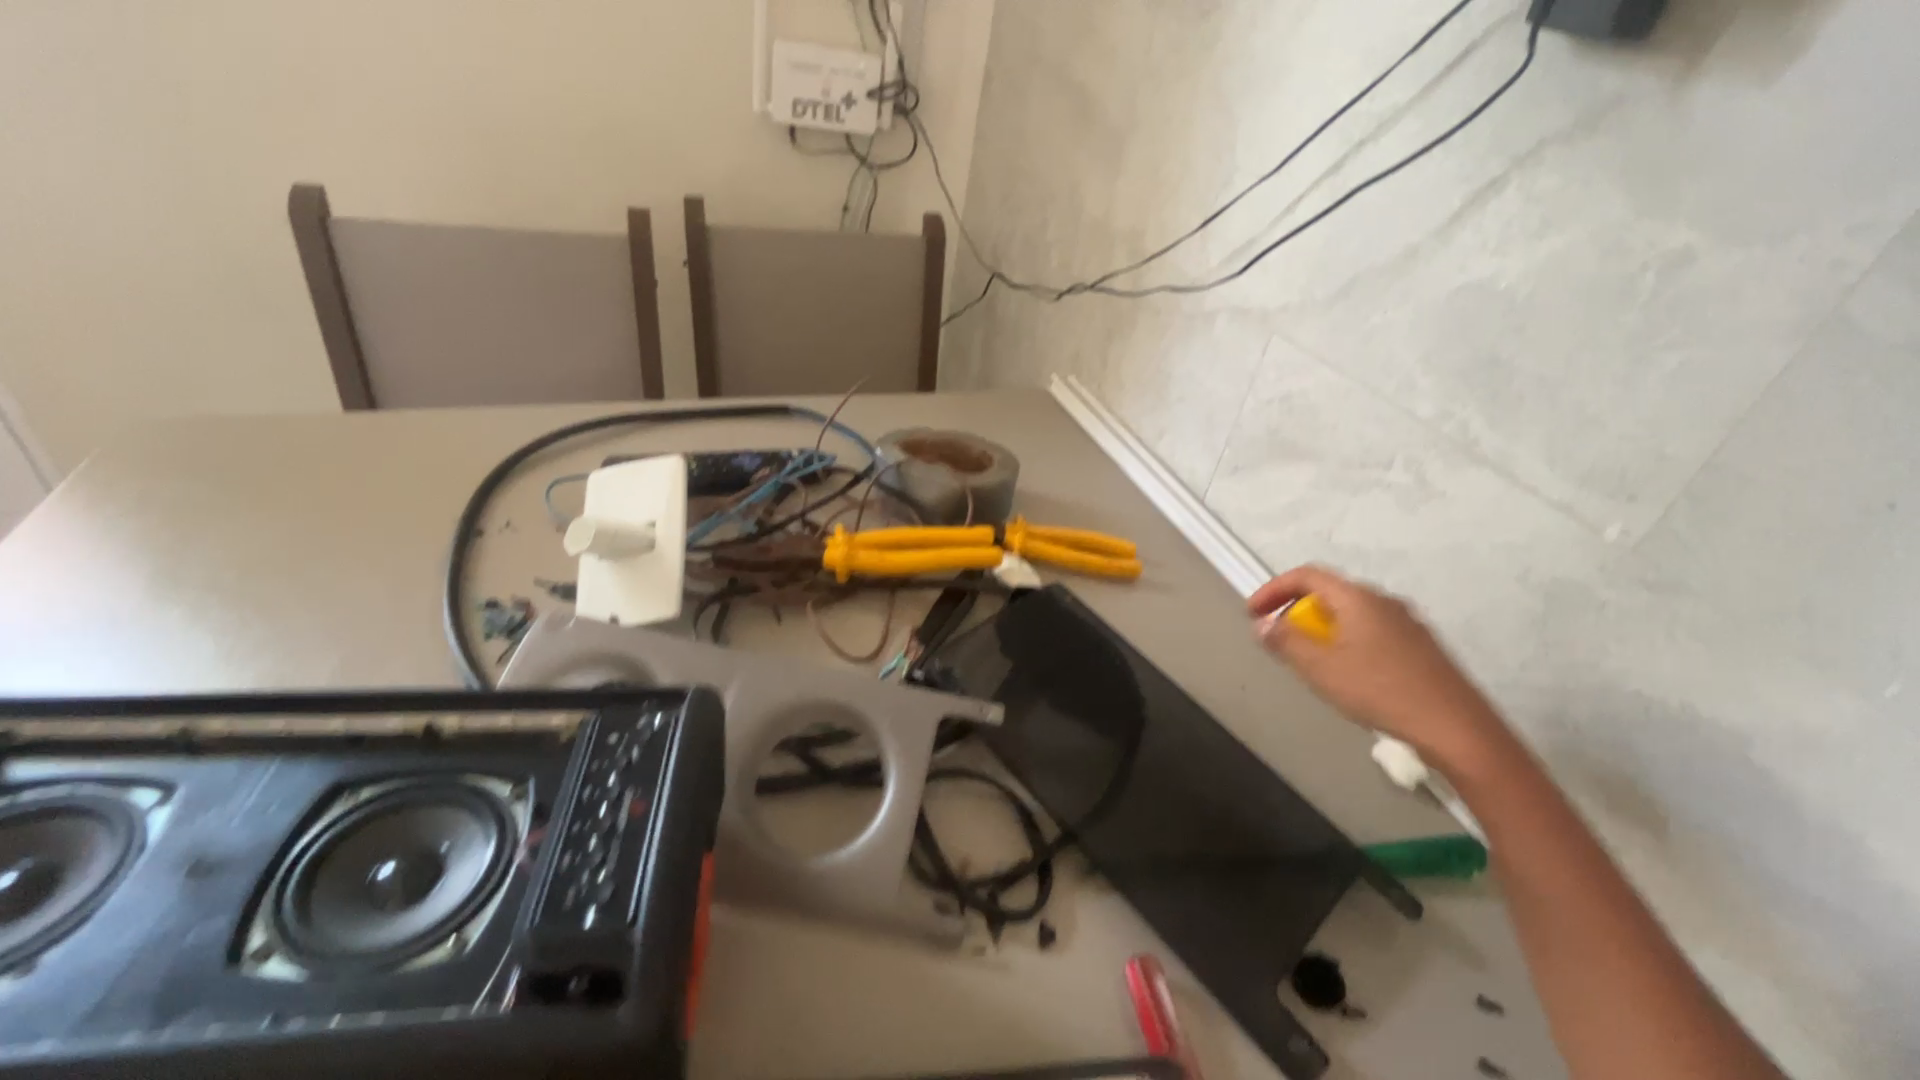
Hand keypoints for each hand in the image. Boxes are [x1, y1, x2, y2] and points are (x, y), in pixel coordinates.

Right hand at [1250, 565, 1507, 772]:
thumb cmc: (1381, 691)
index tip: (1253, 613)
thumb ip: (1287, 642)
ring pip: (1353, 615)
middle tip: (1279, 640)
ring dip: (1323, 630)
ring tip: (1311, 662)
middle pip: (1331, 593)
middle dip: (1297, 612)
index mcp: (1359, 598)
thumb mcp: (1322, 669)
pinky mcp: (1422, 647)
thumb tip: (1263, 624)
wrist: (1455, 726)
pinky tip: (1350, 677)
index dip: (1274, 589)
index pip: (1307, 575)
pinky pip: (1372, 632)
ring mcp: (1408, 623)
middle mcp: (1385, 601)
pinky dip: (1348, 643)